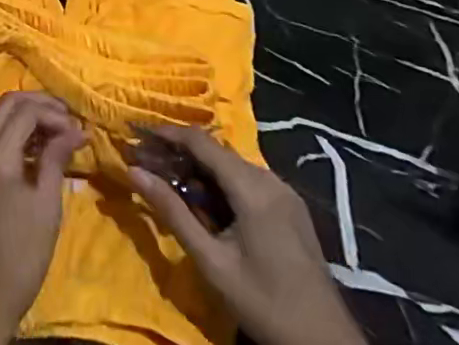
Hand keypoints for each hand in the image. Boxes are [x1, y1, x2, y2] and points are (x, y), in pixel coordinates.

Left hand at [0, 92, 86, 344]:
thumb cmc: (22, 252)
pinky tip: (37, 148)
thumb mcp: (47, 203)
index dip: (55, 114)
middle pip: (8, 103)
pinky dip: (15, 132)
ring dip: (27, 116)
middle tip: (67, 119)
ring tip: (57, 131)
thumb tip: (75, 130)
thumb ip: (56, 158)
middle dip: (39, 104)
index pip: (25, 111)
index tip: (78, 130)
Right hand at [129, 126, 365, 344]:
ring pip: (234, 165)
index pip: (202, 142)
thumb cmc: (262, 301)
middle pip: (218, 151)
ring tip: (172, 181)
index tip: (139, 134)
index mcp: (252, 188)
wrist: (323, 340)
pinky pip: (250, 180)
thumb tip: (135, 172)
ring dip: (202, 168)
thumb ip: (173, 212)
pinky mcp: (291, 206)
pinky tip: (208, 202)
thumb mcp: (211, 261)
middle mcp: (270, 179)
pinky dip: (223, 181)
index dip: (168, 134)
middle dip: (181, 153)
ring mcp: (285, 192)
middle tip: (149, 162)